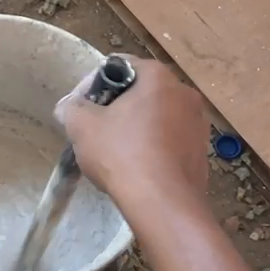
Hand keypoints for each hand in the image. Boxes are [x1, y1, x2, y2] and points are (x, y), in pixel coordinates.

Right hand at [57, 57, 213, 220]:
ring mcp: (198, 124)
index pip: (119, 66)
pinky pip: (169, 139)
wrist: (163, 204)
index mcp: (158, 77)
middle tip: (94, 126)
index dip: (93, 83)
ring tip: (113, 148)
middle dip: (115, 105)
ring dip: (134, 125)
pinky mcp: (201, 151)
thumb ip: (72, 108)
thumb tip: (68, 107)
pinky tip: (134, 165)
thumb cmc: (122, 154)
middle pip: (140, 90)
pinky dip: (151, 145)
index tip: (80, 106)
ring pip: (156, 116)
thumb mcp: (82, 126)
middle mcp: (184, 93)